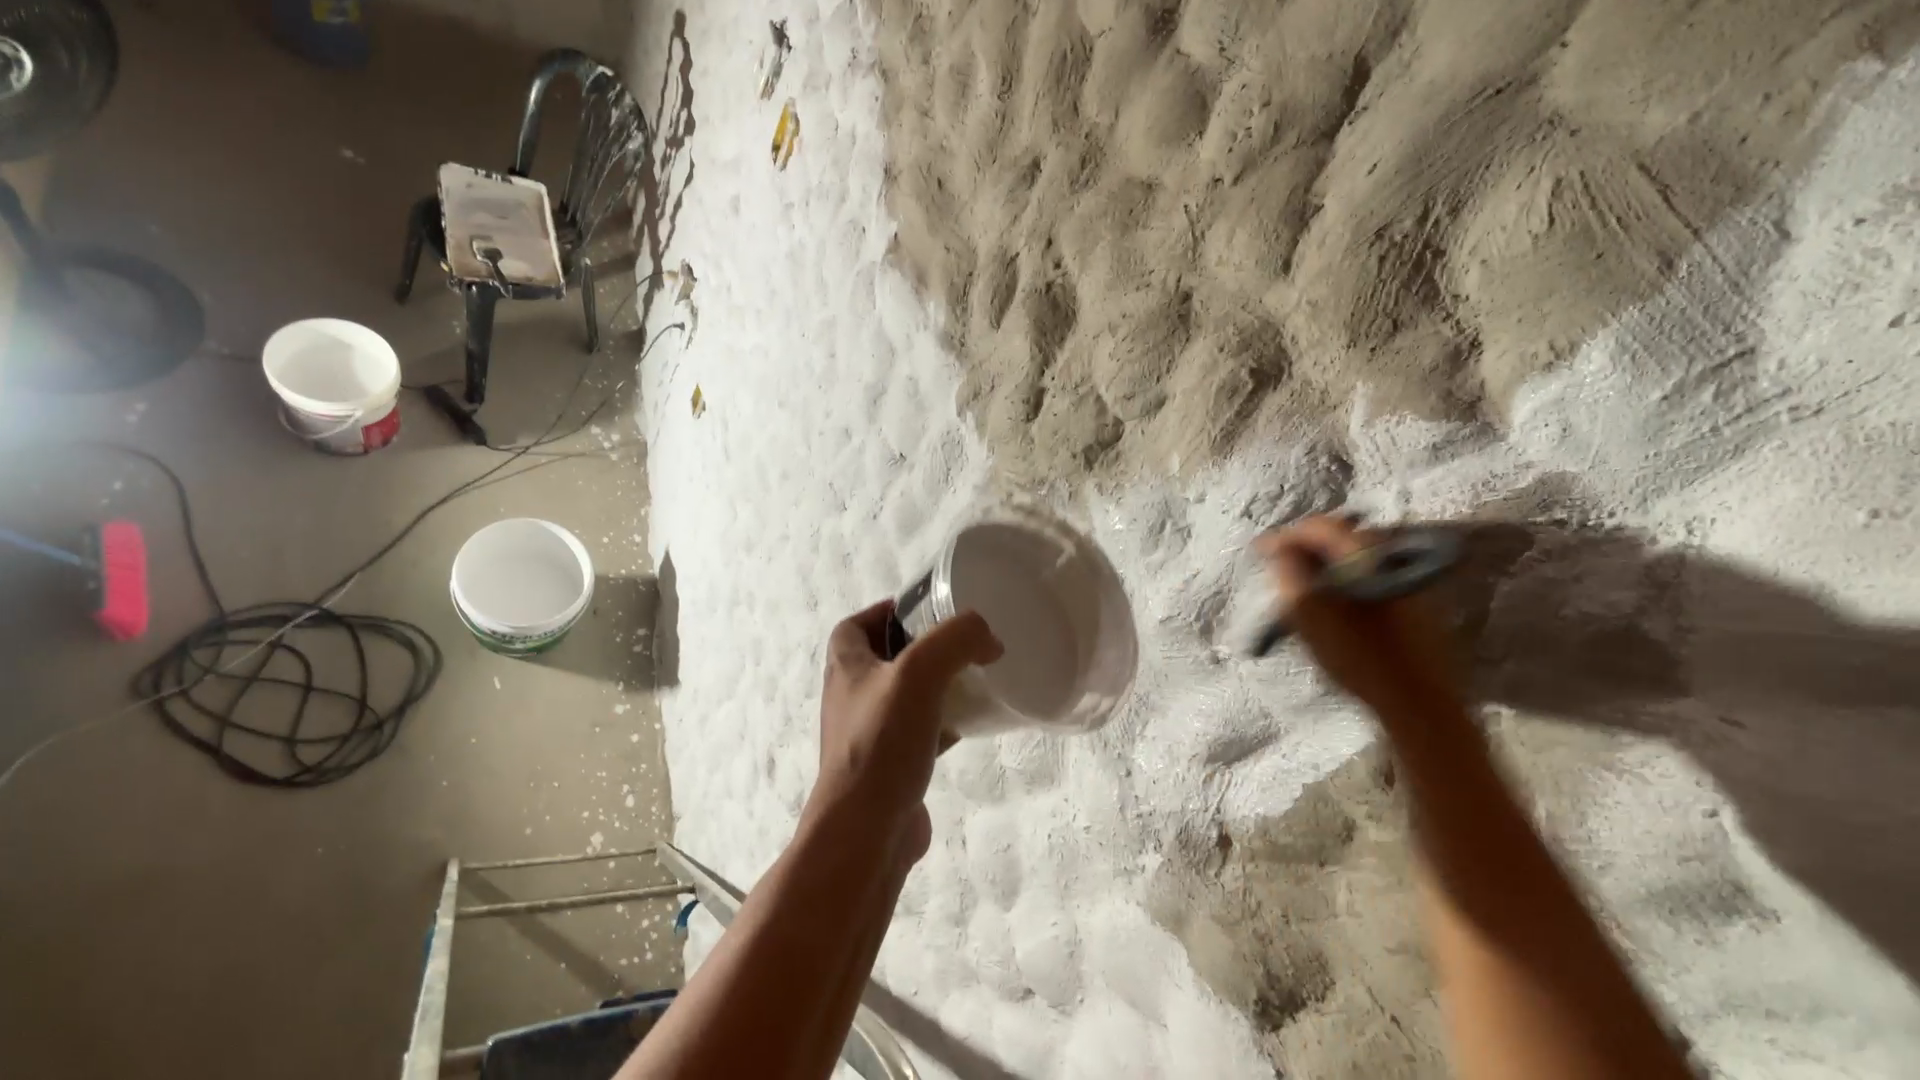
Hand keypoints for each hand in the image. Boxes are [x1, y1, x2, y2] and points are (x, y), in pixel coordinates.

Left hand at [810, 600, 1002, 854]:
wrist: (866, 830)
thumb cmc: (882, 743)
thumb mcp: (919, 673)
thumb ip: (956, 640)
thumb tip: (988, 637)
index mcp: (845, 666)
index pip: (856, 624)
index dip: (887, 610)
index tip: (929, 609)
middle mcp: (851, 697)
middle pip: (884, 658)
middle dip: (919, 647)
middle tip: (960, 643)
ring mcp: (869, 735)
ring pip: (905, 697)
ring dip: (934, 685)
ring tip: (972, 678)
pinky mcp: (889, 767)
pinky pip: (918, 733)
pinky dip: (942, 723)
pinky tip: (970, 725)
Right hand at [1256, 515, 1463, 714]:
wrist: (1418, 702)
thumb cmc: (1360, 657)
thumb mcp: (1311, 614)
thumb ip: (1290, 572)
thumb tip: (1279, 546)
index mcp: (1368, 556)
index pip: (1322, 526)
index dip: (1287, 535)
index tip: (1261, 550)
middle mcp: (1391, 559)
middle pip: (1339, 538)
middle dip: (1305, 549)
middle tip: (1278, 569)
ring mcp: (1405, 581)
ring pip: (1353, 559)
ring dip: (1322, 567)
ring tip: (1299, 590)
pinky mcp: (1411, 603)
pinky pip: (1366, 577)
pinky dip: (1341, 582)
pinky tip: (1329, 606)